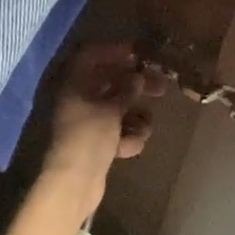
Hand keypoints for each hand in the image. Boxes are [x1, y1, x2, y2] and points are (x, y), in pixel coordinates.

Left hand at [49, 43, 165, 169]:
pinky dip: (125, 138)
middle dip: (135, 87)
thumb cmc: (89, 137)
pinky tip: (129, 148)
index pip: (91, 56)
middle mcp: (77, 100)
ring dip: (133, 118)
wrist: (73, 183)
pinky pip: (115, 134)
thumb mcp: (111, 109)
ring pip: (117, 112)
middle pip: (109, 84)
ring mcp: (85, 124)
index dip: (114, 52)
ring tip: (143, 127)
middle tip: (161, 88)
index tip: (140, 55)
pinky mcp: (94, 145)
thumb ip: (126, 90)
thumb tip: (137, 77)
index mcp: (73, 84)